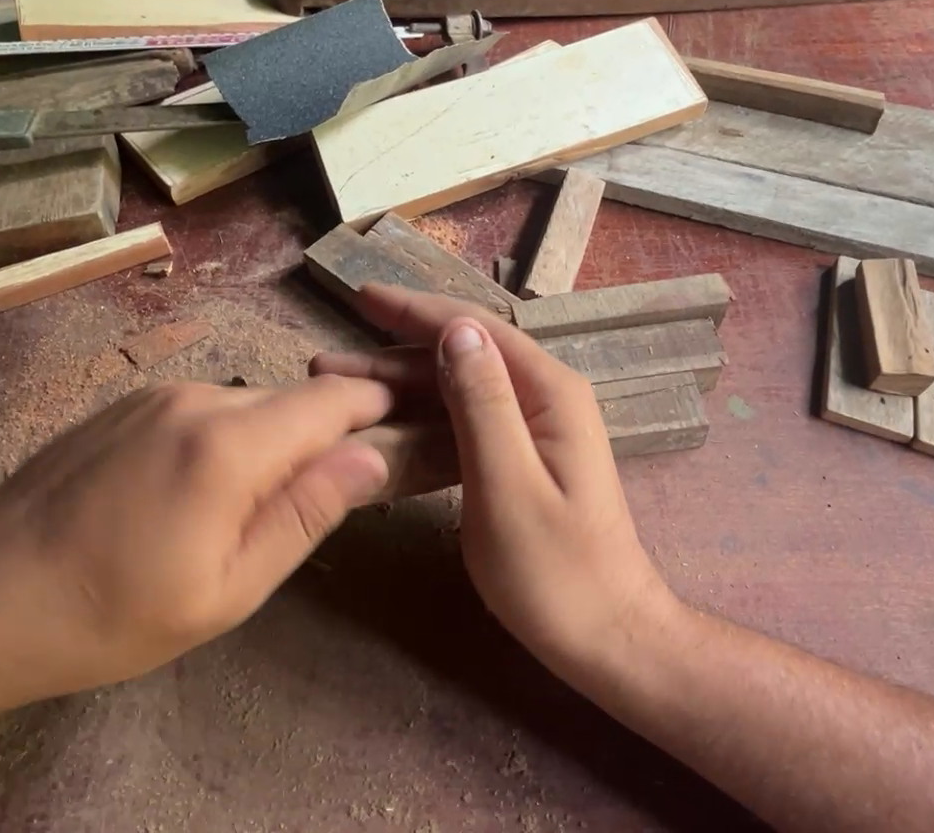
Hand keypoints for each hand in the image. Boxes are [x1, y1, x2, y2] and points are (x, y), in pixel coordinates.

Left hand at [0, 377, 392, 715]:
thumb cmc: (111, 614)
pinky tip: (193, 493)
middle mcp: (199, 398)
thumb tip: (372, 457)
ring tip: (248, 507)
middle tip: (324, 494)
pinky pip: (204, 409)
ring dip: (271, 439)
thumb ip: (307, 512)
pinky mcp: (126, 402)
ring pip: (249, 403)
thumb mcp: (229, 589)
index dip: (377, 407)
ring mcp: (156, 395)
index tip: (402, 429)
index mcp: (231, 444)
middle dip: (324, 433)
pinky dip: (227, 437)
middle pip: (294, 399)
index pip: (336, 398)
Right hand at [310, 285, 677, 675]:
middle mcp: (545, 398)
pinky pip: (466, 422)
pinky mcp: (524, 459)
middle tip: (326, 362)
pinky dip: (423, 418)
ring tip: (339, 390)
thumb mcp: (509, 484)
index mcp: (548, 393)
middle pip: (463, 356)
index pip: (475, 330)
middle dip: (394, 354)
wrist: (607, 636)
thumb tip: (457, 329)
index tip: (363, 296)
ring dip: (401, 387)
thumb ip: (482, 403)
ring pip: (459, 390)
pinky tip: (387, 426)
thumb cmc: (556, 571)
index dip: (416, 310)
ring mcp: (536, 429)